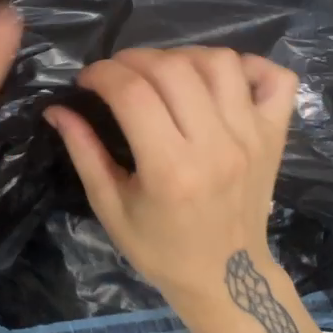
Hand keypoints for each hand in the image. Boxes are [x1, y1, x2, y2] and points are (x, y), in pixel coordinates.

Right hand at [45, 48, 297, 306]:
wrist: (228, 277)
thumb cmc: (160, 248)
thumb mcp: (110, 207)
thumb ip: (84, 152)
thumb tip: (57, 109)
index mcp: (170, 169)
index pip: (132, 93)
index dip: (102, 74)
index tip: (86, 80)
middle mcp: (216, 145)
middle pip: (173, 68)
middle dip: (133, 59)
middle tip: (117, 75)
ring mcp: (252, 136)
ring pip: (219, 63)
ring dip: (181, 56)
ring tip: (161, 74)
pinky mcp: (275, 135)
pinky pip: (274, 78)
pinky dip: (246, 65)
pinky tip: (215, 80)